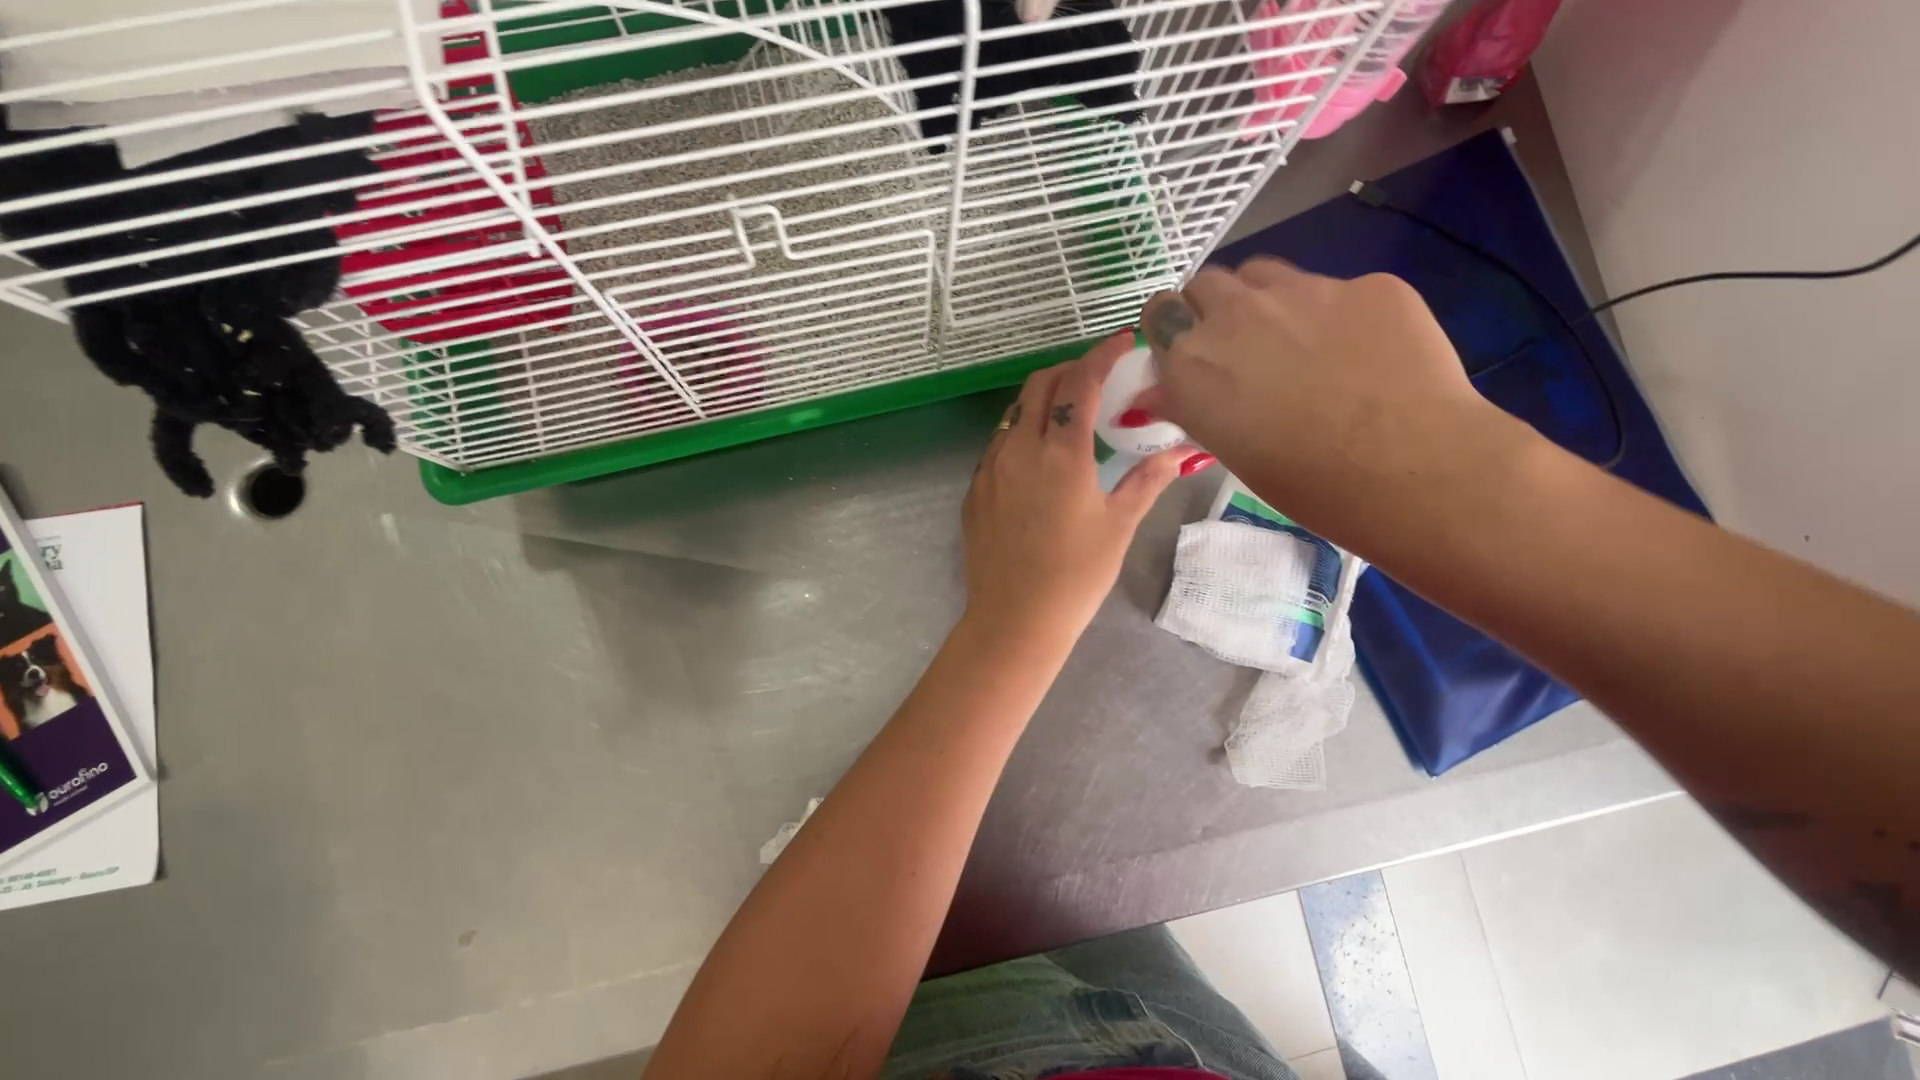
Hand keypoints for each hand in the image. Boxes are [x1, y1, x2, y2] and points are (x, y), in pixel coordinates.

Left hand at [962, 333, 1189, 645]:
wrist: (1015, 620)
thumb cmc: (1076, 576)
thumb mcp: (1119, 525)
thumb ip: (1148, 479)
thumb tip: (1184, 451)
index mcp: (1060, 453)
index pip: (1079, 383)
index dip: (1102, 355)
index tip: (1122, 343)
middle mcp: (1018, 449)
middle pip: (1039, 385)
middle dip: (1069, 370)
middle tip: (1097, 378)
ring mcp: (989, 469)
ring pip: (1014, 413)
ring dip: (1043, 402)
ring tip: (1070, 417)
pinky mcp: (974, 490)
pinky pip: (998, 445)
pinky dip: (1022, 434)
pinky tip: (1040, 460)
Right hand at [1137, 259, 1529, 527]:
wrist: (1405, 466)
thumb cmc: (1304, 481)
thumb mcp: (1230, 450)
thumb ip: (1192, 405)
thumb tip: (1160, 393)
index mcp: (1193, 361)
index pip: (1159, 315)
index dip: (1173, 330)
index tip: (1188, 351)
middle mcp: (1237, 313)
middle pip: (1207, 283)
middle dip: (1215, 307)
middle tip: (1242, 347)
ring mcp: (1304, 290)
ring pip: (1266, 273)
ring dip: (1267, 298)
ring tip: (1298, 341)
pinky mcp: (1366, 285)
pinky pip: (1338, 291)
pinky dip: (1340, 316)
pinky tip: (1367, 356)